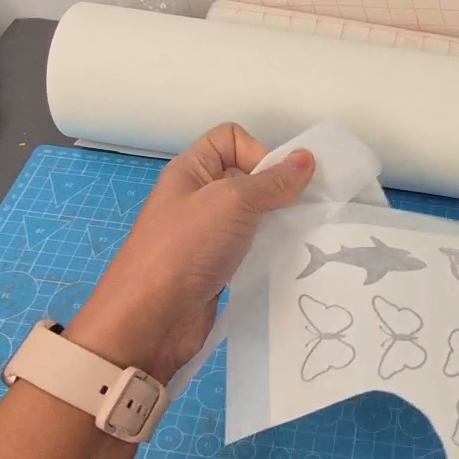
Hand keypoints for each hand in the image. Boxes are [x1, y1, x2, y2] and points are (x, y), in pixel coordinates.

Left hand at [65, 123, 313, 382]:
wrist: (151, 319)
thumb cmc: (186, 248)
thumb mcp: (232, 202)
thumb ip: (272, 182)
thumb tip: (306, 159)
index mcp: (192, 171)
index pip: (231, 139)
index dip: (258, 151)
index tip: (276, 182)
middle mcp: (199, 198)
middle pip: (247, 178)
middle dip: (277, 189)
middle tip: (301, 210)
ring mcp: (208, 235)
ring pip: (253, 216)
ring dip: (278, 223)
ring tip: (301, 236)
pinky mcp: (218, 268)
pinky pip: (251, 249)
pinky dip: (270, 252)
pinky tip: (288, 261)